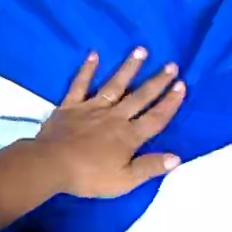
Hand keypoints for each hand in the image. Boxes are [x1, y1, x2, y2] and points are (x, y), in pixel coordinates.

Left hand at [26, 48, 185, 199]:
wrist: (50, 164)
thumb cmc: (88, 176)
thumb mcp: (124, 180)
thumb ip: (149, 167)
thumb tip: (176, 157)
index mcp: (128, 136)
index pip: (156, 118)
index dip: (170, 103)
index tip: (181, 86)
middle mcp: (113, 117)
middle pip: (140, 97)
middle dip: (157, 81)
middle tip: (171, 65)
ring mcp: (91, 108)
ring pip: (114, 85)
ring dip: (128, 68)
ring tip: (140, 50)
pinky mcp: (70, 106)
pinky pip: (80, 84)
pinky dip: (87, 70)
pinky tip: (93, 55)